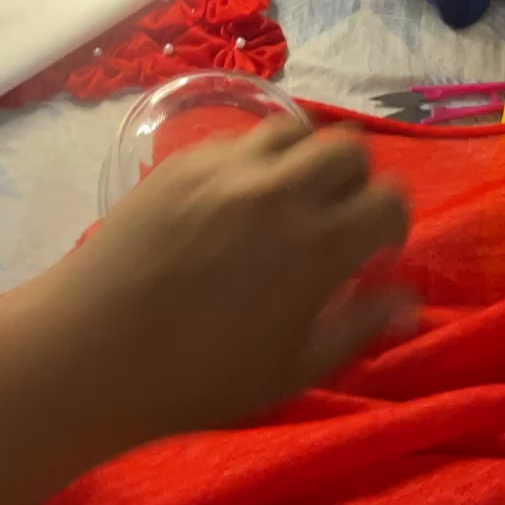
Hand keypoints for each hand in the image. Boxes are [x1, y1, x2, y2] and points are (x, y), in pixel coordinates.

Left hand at [32, 117, 413, 439]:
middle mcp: (281, 189)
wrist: (95, 349)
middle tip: (332, 213)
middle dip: (355, 178)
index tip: (373, 244)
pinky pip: (239, 139)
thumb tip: (409, 302)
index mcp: (318, 244)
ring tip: (286, 193)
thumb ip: (360, 326)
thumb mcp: (294, 368)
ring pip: (293, 128)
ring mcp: (229, 166)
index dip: (392, 220)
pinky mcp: (186, 159)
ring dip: (305, 156)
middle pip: (347, 147)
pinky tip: (233, 198)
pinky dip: (254, 160)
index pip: (389, 198)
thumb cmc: (200, 376)